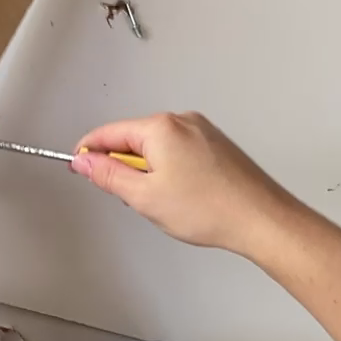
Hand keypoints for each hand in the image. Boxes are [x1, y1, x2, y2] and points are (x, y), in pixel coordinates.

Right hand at [72, 112, 310, 260]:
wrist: (262, 220)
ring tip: (166, 201)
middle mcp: (181, 121)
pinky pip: (176, 151)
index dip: (88, 152)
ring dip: (148, 171)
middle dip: (124, 166)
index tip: (78, 167)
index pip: (108, 133)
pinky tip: (183, 196)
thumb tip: (84, 161)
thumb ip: (108, 175)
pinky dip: (168, 170)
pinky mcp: (215, 144)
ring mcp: (201, 131)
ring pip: (155, 147)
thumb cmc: (209, 209)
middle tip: (133, 197)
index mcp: (160, 127)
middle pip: (132, 139)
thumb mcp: (144, 196)